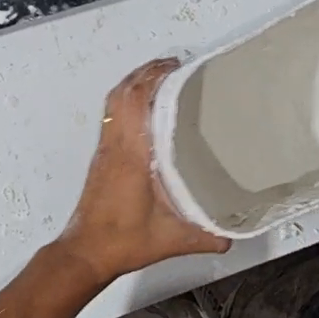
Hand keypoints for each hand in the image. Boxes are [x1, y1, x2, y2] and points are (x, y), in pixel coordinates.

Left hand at [54, 58, 229, 283]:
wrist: (86, 251)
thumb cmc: (124, 241)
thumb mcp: (172, 240)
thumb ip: (206, 236)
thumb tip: (232, 236)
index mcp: (132, 154)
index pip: (137, 100)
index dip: (156, 77)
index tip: (179, 67)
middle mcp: (115, 144)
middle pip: (123, 92)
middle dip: (147, 72)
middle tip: (176, 66)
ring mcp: (105, 148)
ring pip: (114, 101)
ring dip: (134, 83)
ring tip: (162, 78)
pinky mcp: (101, 156)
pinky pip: (111, 115)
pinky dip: (126, 100)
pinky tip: (145, 108)